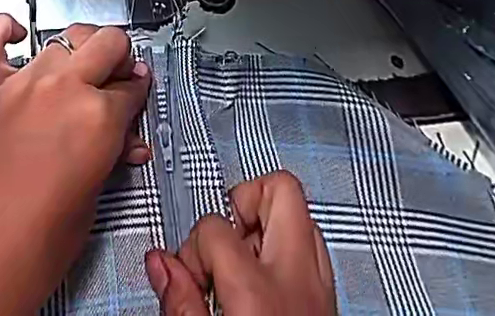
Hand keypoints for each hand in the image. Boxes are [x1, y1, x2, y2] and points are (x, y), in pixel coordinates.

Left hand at [0, 17, 151, 315]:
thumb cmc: (31, 244)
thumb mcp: (92, 203)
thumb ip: (108, 159)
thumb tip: (123, 143)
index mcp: (98, 118)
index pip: (132, 88)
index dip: (138, 92)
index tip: (137, 93)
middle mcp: (63, 89)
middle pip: (106, 43)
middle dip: (118, 56)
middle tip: (118, 76)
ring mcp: (23, 83)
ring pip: (60, 42)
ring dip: (75, 52)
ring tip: (79, 70)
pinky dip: (3, 30)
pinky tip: (15, 34)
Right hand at [145, 170, 337, 315]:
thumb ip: (181, 304)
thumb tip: (162, 263)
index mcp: (260, 292)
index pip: (213, 226)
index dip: (192, 248)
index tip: (188, 279)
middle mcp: (299, 282)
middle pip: (281, 190)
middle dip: (244, 202)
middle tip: (224, 242)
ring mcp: (323, 293)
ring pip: (303, 215)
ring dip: (268, 225)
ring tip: (242, 262)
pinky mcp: (332, 306)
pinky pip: (313, 250)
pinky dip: (286, 251)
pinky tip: (264, 285)